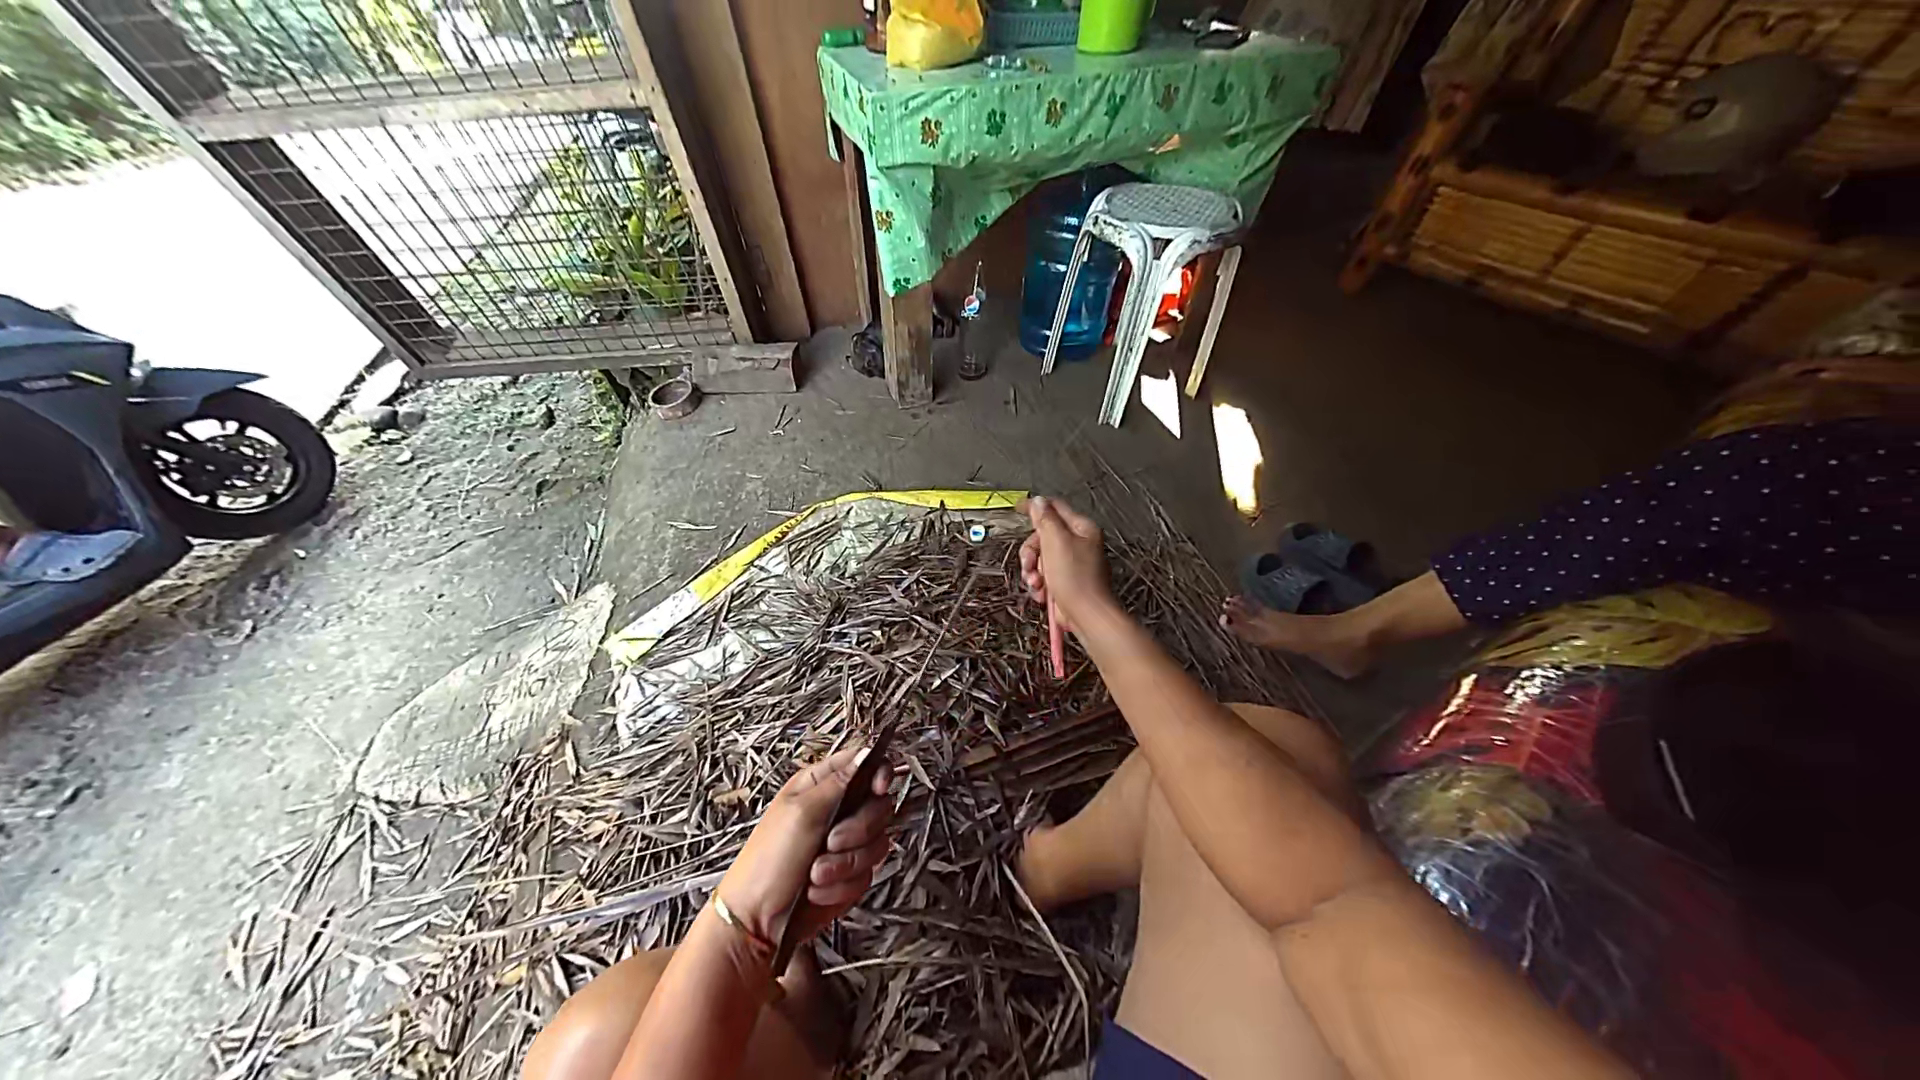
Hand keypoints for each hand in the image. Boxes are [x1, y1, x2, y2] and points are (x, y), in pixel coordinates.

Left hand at [716, 745, 893, 949]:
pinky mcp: (849, 873)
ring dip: (846, 863)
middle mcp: (836, 810)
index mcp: (820, 785)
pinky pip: (867, 873)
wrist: (756, 922)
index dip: (878, 773)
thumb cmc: (766, 863)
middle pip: (878, 805)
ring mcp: (844, 843)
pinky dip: (843, 884)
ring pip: (876, 843)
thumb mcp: (802, 813)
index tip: (879, 787)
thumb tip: (866, 754)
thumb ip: (839, 782)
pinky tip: (819, 889)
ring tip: (816, 872)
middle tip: (831, 841)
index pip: (864, 764)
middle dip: (857, 830)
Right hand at [1018, 496, 1113, 628]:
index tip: (1018, 508)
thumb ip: (1045, 519)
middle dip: (1031, 551)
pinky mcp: (1065, 582)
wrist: (1086, 615)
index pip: (1054, 508)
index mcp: (1081, 529)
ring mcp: (1071, 564)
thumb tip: (1038, 502)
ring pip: (1040, 558)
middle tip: (1031, 562)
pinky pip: (1043, 576)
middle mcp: (1078, 544)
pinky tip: (1043, 592)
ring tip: (1038, 581)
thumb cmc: (1077, 580)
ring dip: (1033, 571)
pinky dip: (1039, 585)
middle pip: (1042, 537)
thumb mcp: (1056, 541)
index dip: (1035, 507)